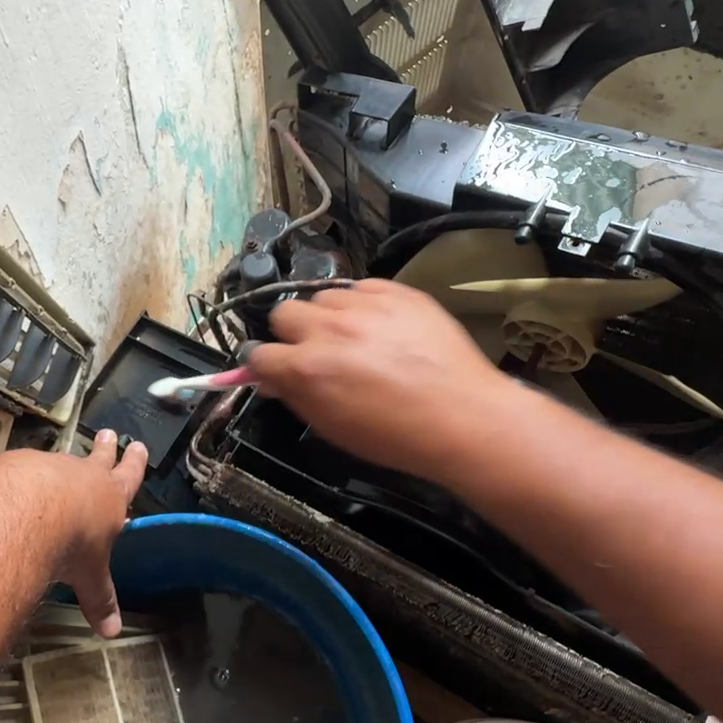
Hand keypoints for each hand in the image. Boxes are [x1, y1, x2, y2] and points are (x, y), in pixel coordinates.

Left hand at [0, 429, 146, 636]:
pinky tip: (14, 488)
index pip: (129, 477)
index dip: (134, 463)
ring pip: (62, 462)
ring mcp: (51, 467)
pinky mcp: (20, 465)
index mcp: (110, 498)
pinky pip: (26, 469)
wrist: (29, 510)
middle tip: (107, 433)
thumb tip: (112, 632)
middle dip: (106, 447)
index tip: (138, 445)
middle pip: (99, 457)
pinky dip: (24, 477)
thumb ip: (99, 600)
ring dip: (64, 464)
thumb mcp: (89, 577)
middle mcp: (84, 477)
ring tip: (61, 463)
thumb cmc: (73, 544)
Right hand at [246, 279, 522, 476]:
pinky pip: (362, 287)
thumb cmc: (396, 435)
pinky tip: (379, 327)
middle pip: (284, 312)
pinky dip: (362, 304)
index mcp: (308, 368)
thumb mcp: (333, 428)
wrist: (464, 418)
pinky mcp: (398, 292)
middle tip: (314, 351)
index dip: (264, 364)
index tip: (276, 369)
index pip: (258, 353)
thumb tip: (271, 379)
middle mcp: (329, 329)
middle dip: (292, 333)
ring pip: (323, 297)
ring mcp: (365, 306)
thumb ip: (295, 397)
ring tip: (353, 338)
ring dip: (328, 316)